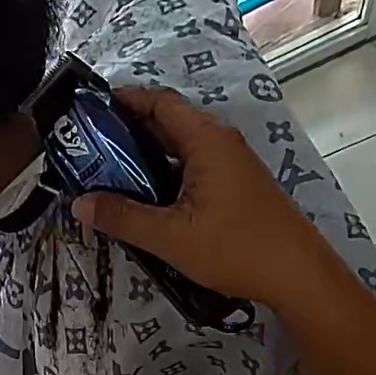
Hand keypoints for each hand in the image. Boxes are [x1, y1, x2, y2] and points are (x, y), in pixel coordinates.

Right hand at [70, 87, 336, 304]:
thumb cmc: (235, 248)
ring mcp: (231, 164)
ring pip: (181, 147)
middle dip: (128, 130)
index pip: (160, 102)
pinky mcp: (236, 185)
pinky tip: (146, 198)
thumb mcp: (171, 236)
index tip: (91, 110)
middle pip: (169, 122)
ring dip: (147, 155)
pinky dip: (166, 173)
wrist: (296, 274)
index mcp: (207, 140)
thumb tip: (79, 205)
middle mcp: (221, 143)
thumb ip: (123, 218)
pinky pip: (193, 167)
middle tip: (90, 148)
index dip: (125, 100)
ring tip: (110, 173)